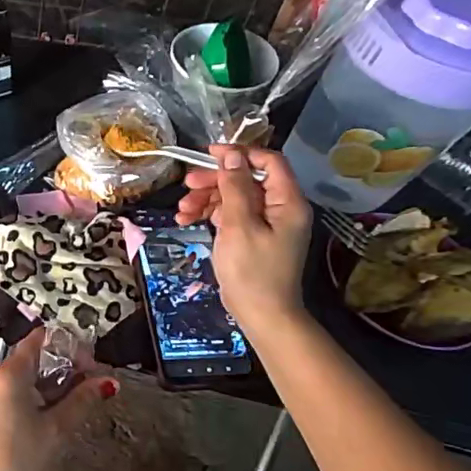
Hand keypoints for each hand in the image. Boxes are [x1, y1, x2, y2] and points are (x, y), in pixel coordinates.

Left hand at [0, 327, 118, 470]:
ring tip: (85, 401)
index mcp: (11, 373)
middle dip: (70, 365)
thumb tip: (108, 380)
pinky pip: (25, 393)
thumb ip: (83, 399)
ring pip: (34, 376)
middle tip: (96, 384)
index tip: (93, 364)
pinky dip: (46, 396)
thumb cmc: (18, 461)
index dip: (71, 344)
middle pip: (39, 356)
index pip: (43, 338)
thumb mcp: (57, 429)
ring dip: (60, 383)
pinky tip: (62, 414)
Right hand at [175, 145, 311, 333]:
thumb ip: (235, 187)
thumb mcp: (239, 226)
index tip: (210, 155)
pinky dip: (213, 215)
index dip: (240, 153)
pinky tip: (189, 220)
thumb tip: (232, 155)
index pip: (268, 161)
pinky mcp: (256, 238)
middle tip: (187, 184)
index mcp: (288, 201)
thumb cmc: (252, 272)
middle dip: (216, 180)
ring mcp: (269, 224)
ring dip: (208, 199)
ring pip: (237, 197)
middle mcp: (282, 208)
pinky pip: (234, 216)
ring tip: (182, 210)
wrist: (263, 317)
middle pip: (248, 179)